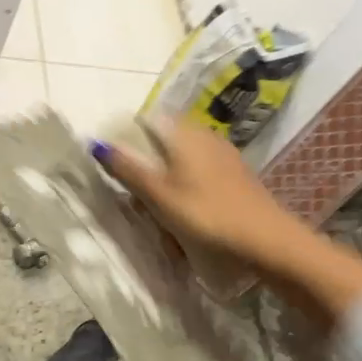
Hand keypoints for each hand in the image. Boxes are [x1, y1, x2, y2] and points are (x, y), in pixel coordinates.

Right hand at [96, 116, 361, 325]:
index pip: (149, 120)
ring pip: (182, 157)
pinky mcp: (234, 175)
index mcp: (184, 135)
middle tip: (134, 191)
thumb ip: (129, 169)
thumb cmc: (206, 216)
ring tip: (156, 206)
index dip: (128, 136)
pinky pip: (199, 172)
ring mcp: (223, 155)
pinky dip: (184, 186)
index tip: (114, 162)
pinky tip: (183, 210)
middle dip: (146, 160)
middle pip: (165, 139)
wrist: (265, 240)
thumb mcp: (160, 196)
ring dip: (165, 177)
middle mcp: (205, 136)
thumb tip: (97, 144)